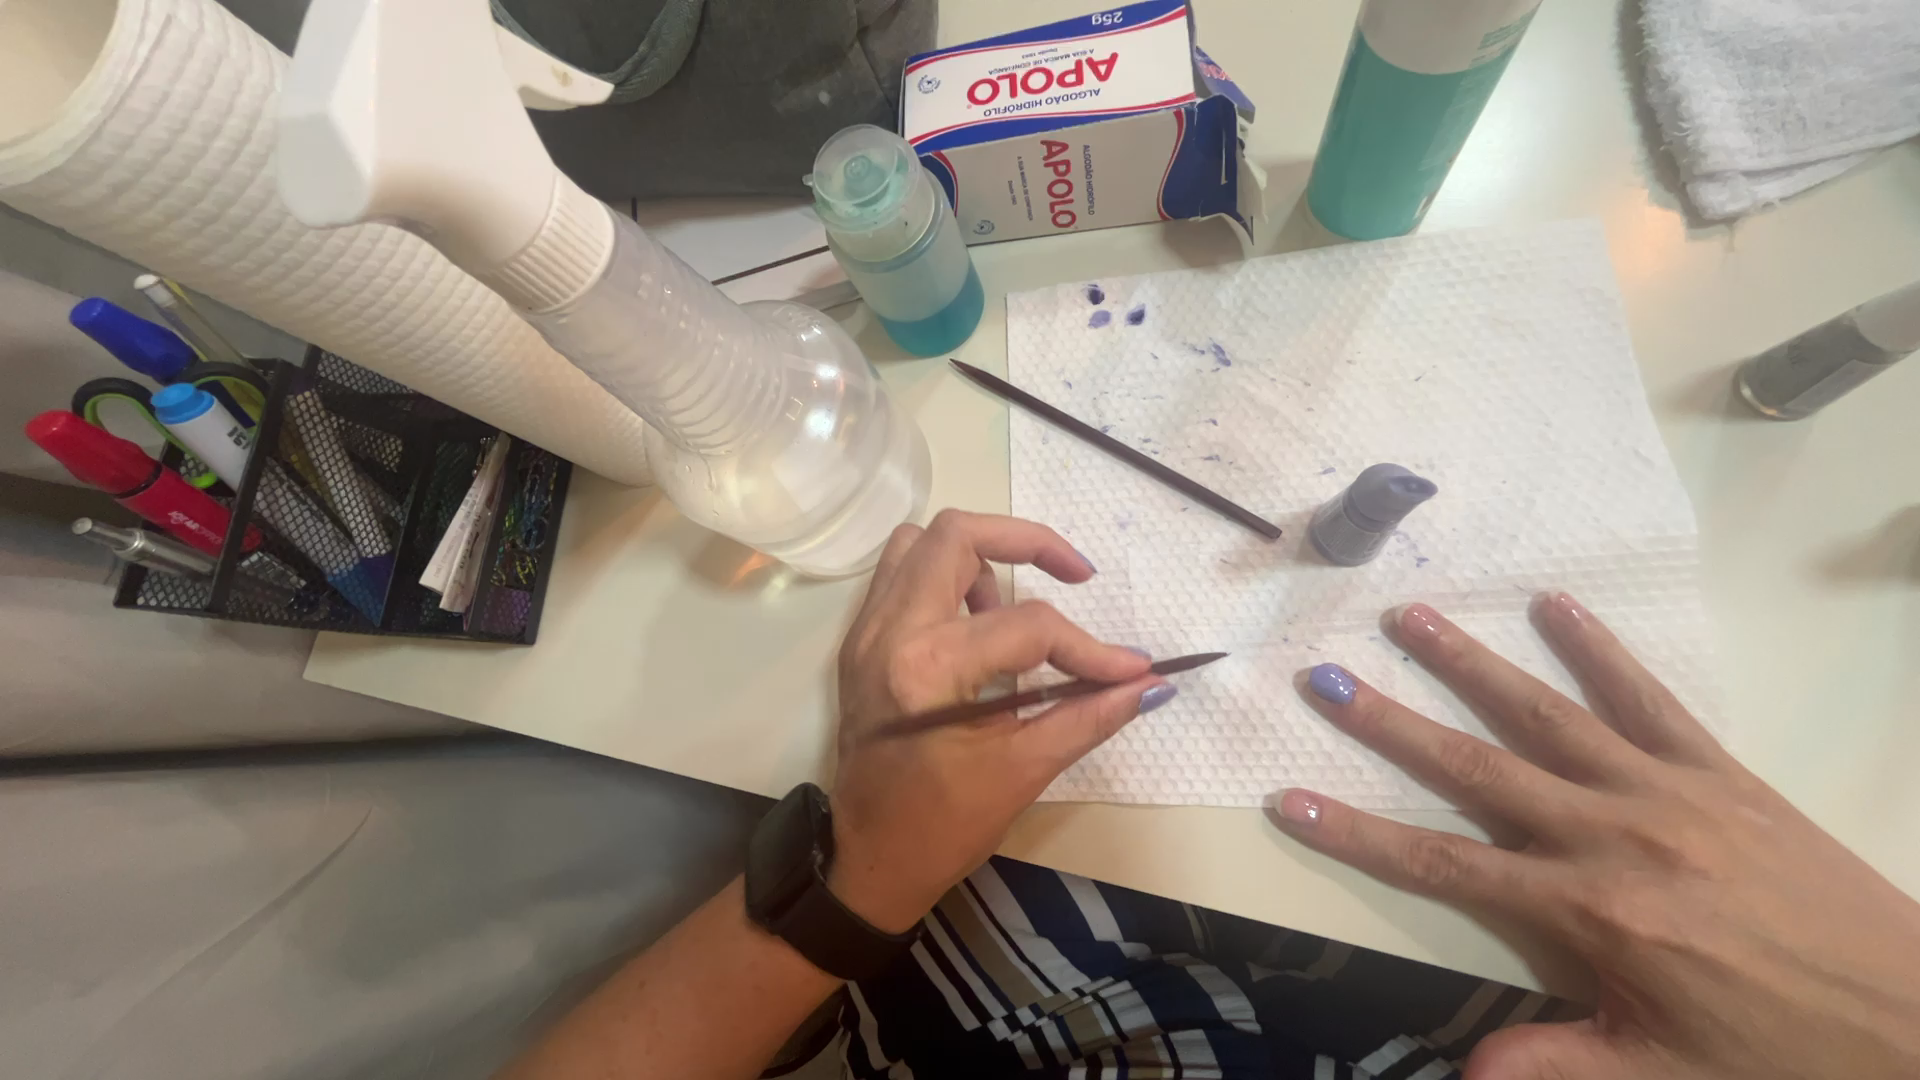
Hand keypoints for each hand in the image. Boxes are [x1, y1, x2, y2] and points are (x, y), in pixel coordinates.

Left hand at [829, 510, 1169, 933]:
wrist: (867, 860)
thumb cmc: (942, 827)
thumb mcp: (1023, 772)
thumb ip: (1088, 716)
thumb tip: (1150, 683)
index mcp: (927, 669)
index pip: (1026, 627)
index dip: (1088, 647)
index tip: (1129, 669)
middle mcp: (887, 632)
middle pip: (955, 534)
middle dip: (1026, 540)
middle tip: (1073, 573)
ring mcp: (866, 632)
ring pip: (919, 542)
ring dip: (977, 555)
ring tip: (1011, 607)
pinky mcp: (861, 640)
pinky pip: (900, 573)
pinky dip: (944, 575)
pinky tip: (975, 621)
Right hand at [1267, 593, 1919, 1079]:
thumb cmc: (1785, 1057)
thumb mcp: (1662, 1076)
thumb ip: (1554, 1067)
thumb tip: (1460, 1079)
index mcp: (1585, 909)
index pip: (1438, 863)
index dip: (1356, 834)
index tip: (1290, 800)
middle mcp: (1608, 834)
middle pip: (1470, 767)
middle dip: (1387, 723)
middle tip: (1326, 677)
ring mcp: (1661, 792)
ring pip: (1543, 714)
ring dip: (1468, 662)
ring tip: (1410, 616)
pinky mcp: (1716, 772)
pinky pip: (1648, 700)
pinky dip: (1599, 649)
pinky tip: (1555, 603)